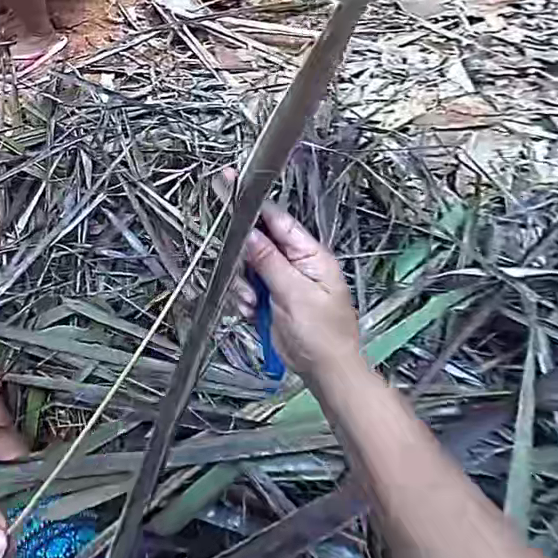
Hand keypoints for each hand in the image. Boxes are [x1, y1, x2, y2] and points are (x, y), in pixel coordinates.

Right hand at [239, 203, 360, 380]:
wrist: (326, 371)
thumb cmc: (323, 334)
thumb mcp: (295, 294)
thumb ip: (269, 261)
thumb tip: (249, 232)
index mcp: (310, 255)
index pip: (278, 220)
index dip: (254, 205)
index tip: (231, 186)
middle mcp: (294, 263)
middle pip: (255, 243)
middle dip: (245, 263)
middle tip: (248, 284)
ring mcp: (280, 279)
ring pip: (245, 266)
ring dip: (243, 286)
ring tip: (254, 304)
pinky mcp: (268, 296)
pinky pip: (243, 286)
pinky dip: (242, 299)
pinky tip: (252, 311)